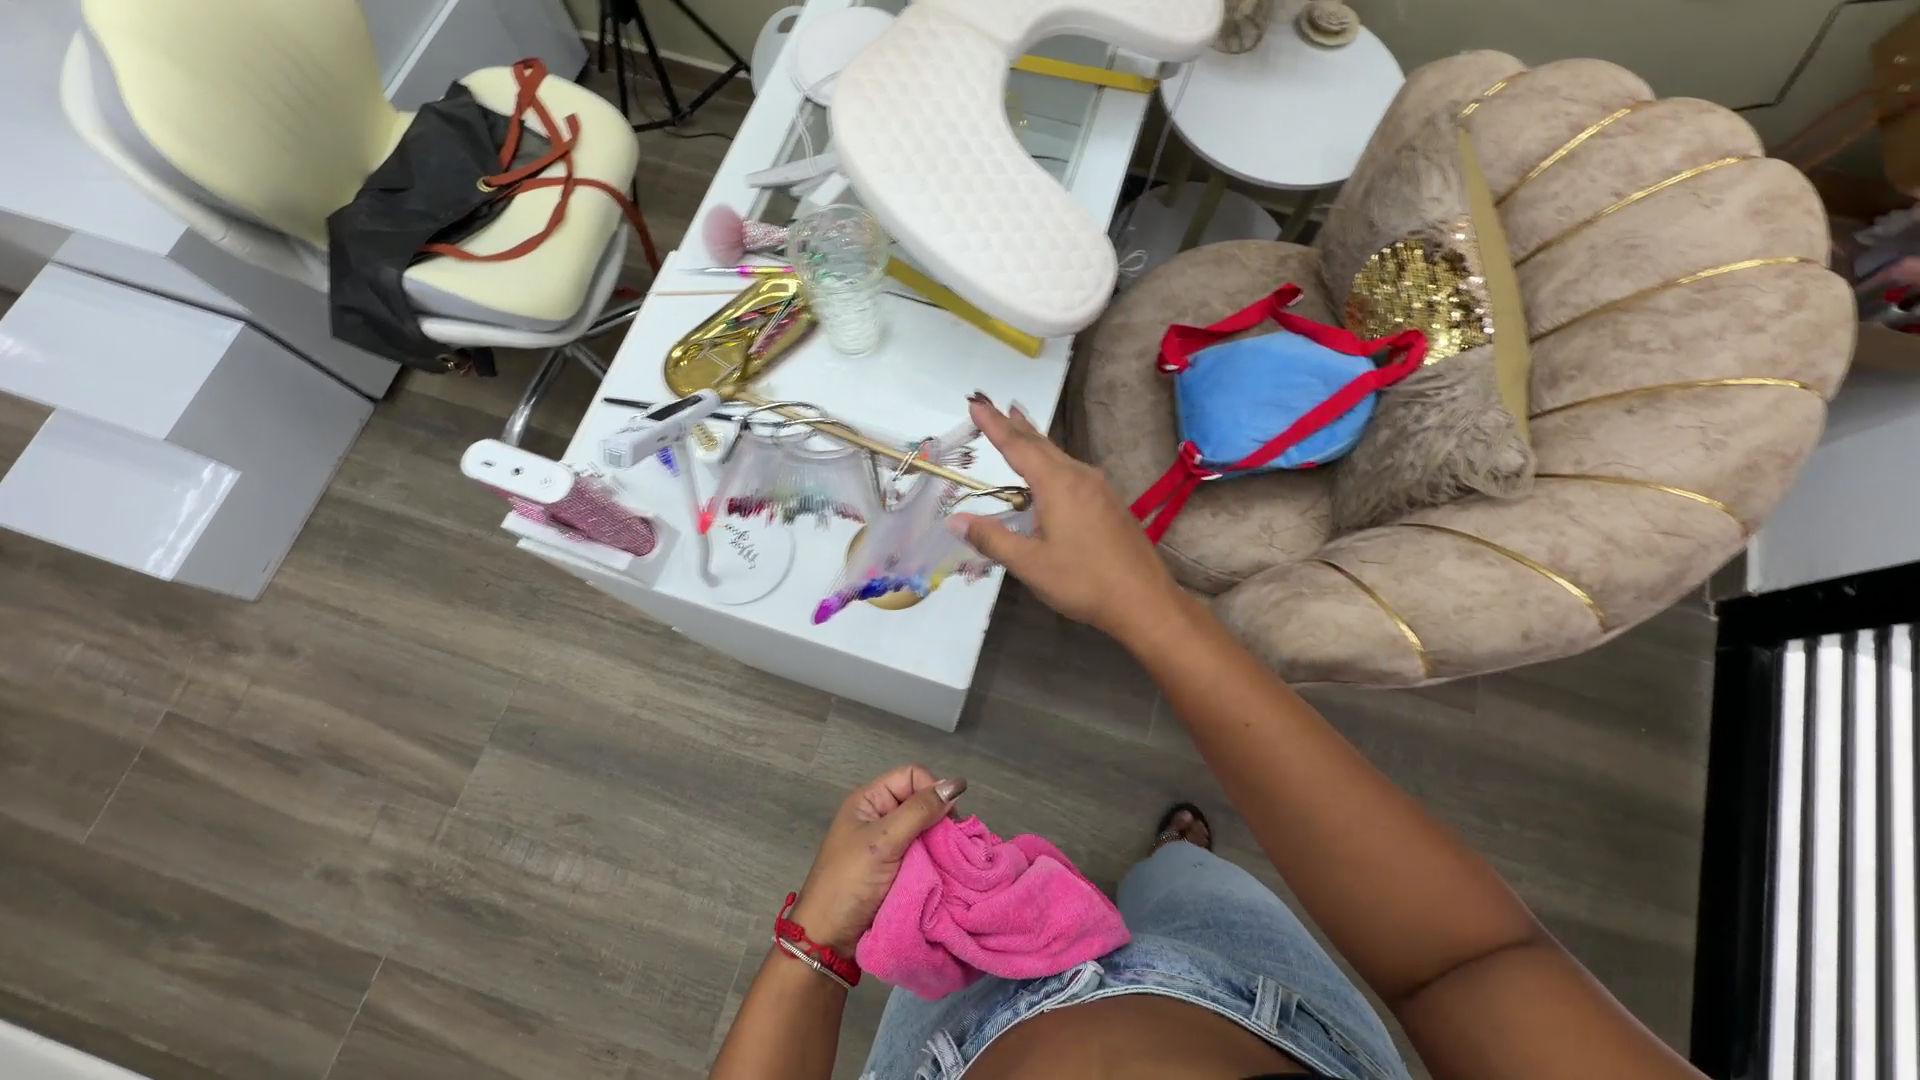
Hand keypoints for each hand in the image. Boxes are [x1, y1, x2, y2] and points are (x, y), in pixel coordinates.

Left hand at [790, 766, 965, 950]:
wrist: (829, 939)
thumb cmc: (849, 882)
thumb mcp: (882, 841)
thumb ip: (919, 810)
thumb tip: (957, 784)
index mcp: (869, 801)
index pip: (912, 776)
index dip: (932, 790)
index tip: (948, 818)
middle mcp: (881, 817)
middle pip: (922, 801)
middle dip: (941, 818)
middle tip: (954, 842)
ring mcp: (891, 844)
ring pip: (928, 829)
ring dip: (942, 841)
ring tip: (955, 857)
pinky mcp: (900, 869)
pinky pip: (927, 853)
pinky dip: (938, 859)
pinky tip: (949, 868)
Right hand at [949, 396, 1180, 637]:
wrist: (1144, 600)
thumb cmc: (1083, 581)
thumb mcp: (1029, 564)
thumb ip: (991, 539)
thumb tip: (954, 520)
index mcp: (1057, 485)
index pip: (1017, 446)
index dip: (994, 425)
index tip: (976, 403)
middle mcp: (1080, 477)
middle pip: (1042, 445)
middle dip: (1016, 425)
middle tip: (996, 405)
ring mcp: (1099, 489)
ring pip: (1060, 457)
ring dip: (1036, 442)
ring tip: (1020, 426)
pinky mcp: (1110, 504)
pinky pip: (1074, 472)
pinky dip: (1053, 461)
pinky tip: (1052, 474)